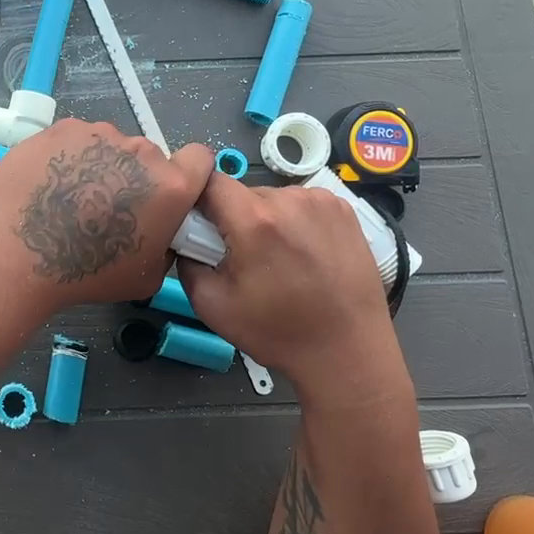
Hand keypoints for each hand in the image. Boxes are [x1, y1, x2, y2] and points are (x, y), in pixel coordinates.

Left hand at [0, 119, 213, 310]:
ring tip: (70, 197)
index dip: (186, 175)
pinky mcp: (60, 128)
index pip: (199, 159)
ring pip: (108, 144)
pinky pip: (74, 139)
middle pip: (148, 156)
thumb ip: (165, 244)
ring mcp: (97, 134)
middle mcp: (139, 150)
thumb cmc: (87, 273)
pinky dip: (66, 156)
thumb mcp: (146, 277)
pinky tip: (48, 185)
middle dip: (134, 176)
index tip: (165, 193)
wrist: (20, 254)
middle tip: (106, 207)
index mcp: (171, 185)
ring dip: (99, 164)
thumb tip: (160, 231)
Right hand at [175, 175, 398, 379]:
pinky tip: (305, 254)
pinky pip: (303, 204)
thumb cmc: (277, 332)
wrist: (347, 352)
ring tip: (279, 260)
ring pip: (274, 199)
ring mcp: (322, 202)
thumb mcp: (211, 306)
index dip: (199, 199)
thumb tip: (187, 240)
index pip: (211, 181)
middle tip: (243, 257)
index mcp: (255, 220)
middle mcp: (290, 200)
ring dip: (267, 220)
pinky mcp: (344, 210)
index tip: (201, 226)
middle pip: (243, 193)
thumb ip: (187, 263)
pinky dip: (296, 222)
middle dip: (235, 218)